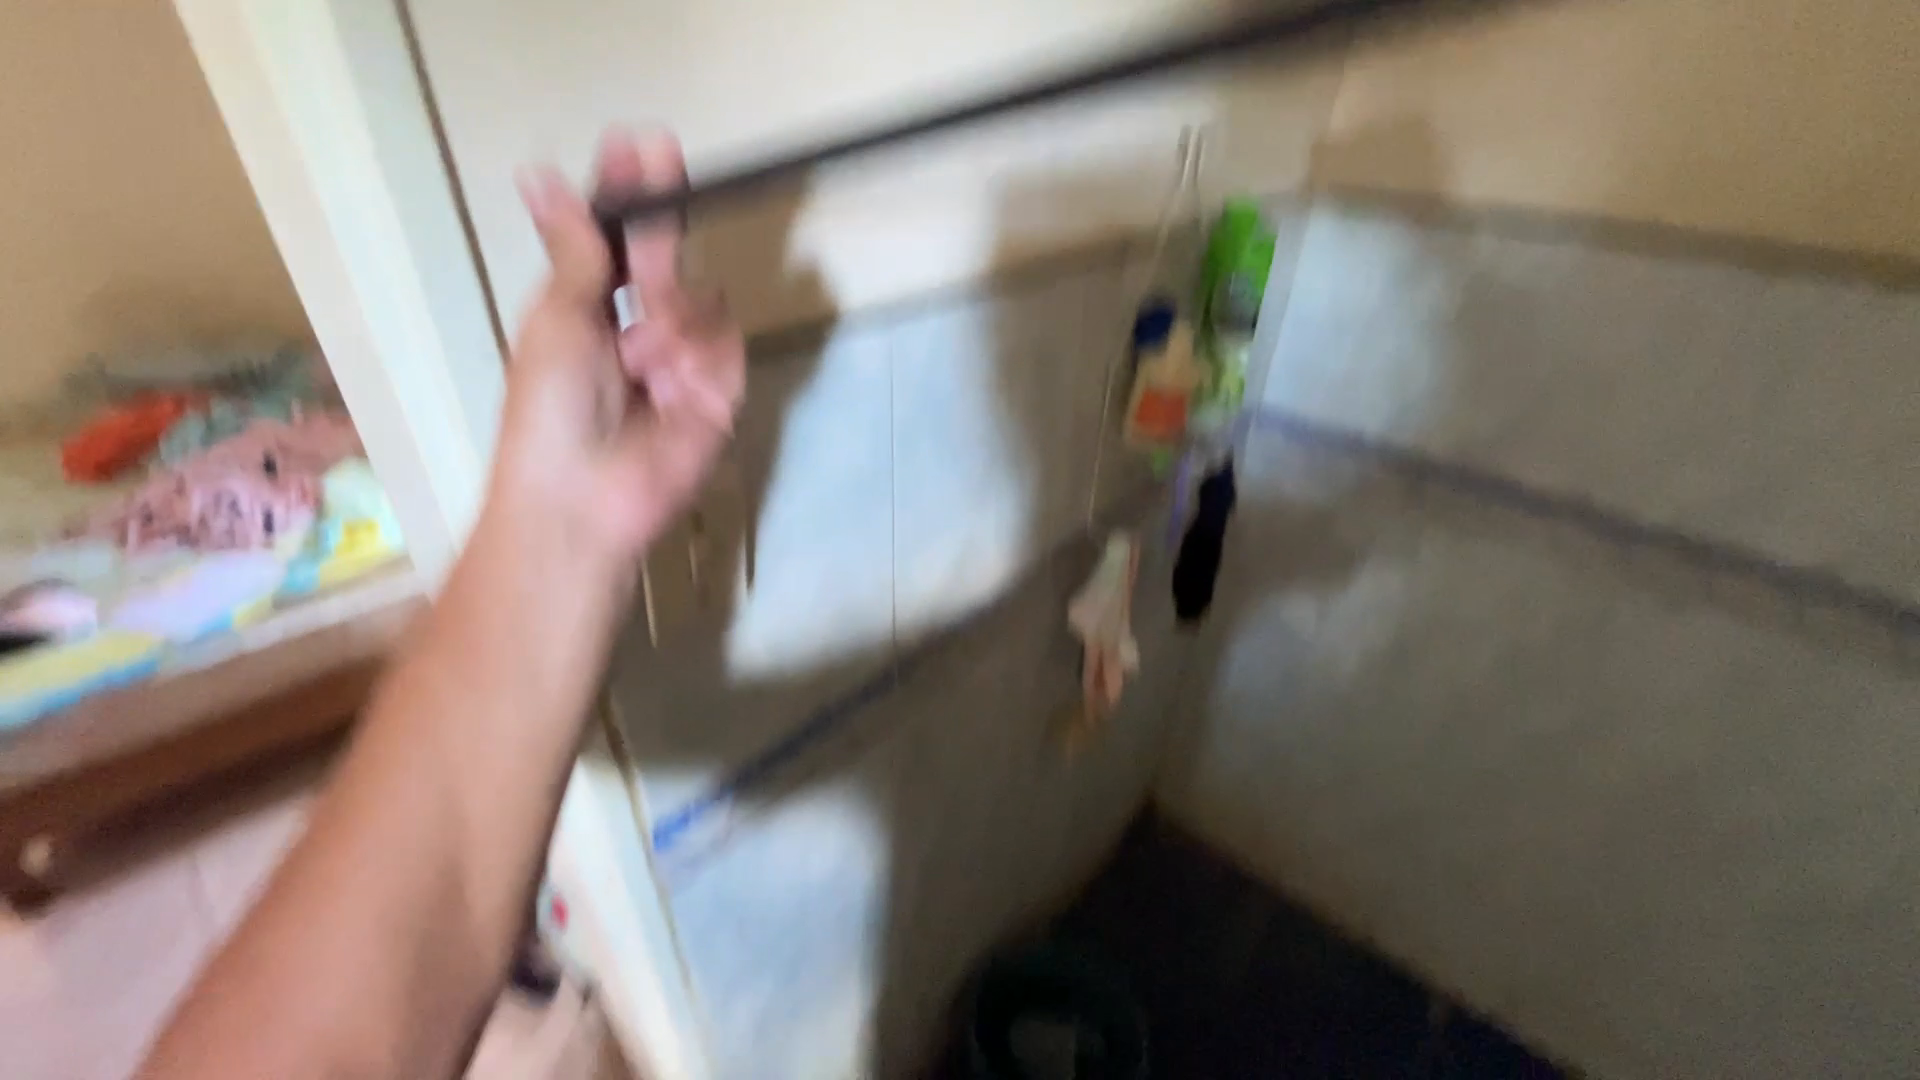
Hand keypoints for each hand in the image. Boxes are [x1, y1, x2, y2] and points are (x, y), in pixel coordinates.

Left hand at [491, 130, 744, 567]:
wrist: (586, 497)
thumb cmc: (550, 411)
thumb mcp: (557, 323)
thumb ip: (576, 253)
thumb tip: (541, 174)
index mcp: (590, 310)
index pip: (617, 241)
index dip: (627, 195)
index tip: (637, 143)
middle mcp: (640, 328)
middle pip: (665, 258)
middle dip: (660, 217)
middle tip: (659, 152)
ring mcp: (683, 362)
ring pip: (703, 300)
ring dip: (674, 314)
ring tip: (645, 357)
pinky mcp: (718, 394)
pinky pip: (726, 347)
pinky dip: (700, 358)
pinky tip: (672, 383)